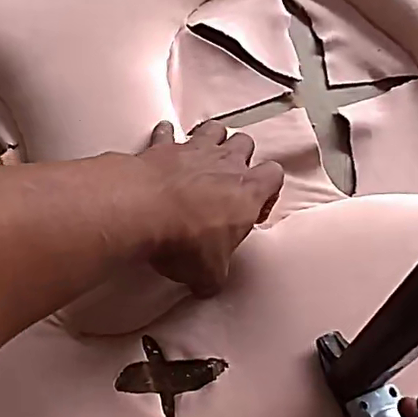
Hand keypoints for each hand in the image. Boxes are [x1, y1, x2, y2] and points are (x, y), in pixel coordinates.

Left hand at [132, 120, 283, 296]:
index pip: (273, 176)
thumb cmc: (184, 238)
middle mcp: (224, 164)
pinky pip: (166, 133)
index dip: (266, 190)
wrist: (144, 211)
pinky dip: (165, 136)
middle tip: (229, 178)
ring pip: (213, 129)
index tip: (252, 208)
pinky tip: (162, 141)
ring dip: (211, 138)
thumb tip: (206, 287)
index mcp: (247, 192)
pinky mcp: (161, 147)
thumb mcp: (208, 272)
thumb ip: (213, 277)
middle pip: (245, 143)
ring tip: (204, 154)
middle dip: (240, 157)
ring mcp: (192, 150)